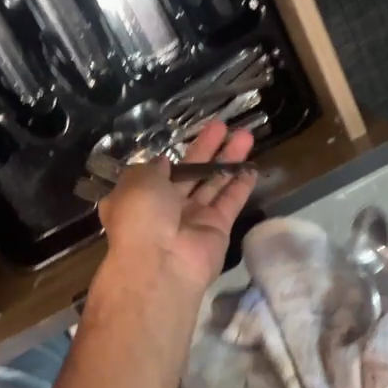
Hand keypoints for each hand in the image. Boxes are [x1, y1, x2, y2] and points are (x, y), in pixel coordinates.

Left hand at [97, 121, 256, 295]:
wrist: (161, 263)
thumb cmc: (141, 216)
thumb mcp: (135, 181)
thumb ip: (152, 167)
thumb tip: (163, 163)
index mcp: (137, 198)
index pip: (155, 174)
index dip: (169, 157)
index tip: (182, 141)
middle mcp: (164, 208)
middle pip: (189, 173)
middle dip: (206, 149)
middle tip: (222, 125)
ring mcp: (192, 219)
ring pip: (213, 183)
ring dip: (228, 159)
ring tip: (246, 134)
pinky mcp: (217, 228)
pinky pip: (230, 201)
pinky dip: (241, 184)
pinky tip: (252, 166)